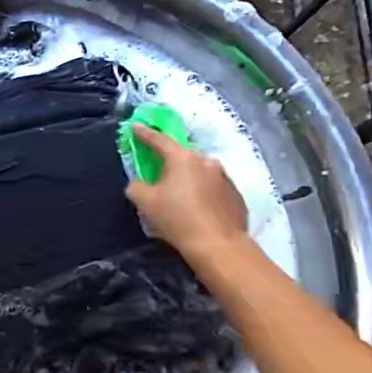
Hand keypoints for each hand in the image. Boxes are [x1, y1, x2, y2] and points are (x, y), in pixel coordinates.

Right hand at [124, 122, 249, 260]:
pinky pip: (214, 188)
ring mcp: (225, 177)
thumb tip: (138, 183)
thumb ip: (136, 187)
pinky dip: (204, 192)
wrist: (218, 246)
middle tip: (159, 169)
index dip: (144, 133)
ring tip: (181, 193)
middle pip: (182, 155)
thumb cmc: (178, 219)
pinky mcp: (236, 195)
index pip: (159, 140)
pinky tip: (199, 208)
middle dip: (170, 159)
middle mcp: (206, 161)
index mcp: (182, 158)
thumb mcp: (145, 203)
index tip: (135, 126)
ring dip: (189, 177)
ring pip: (201, 171)